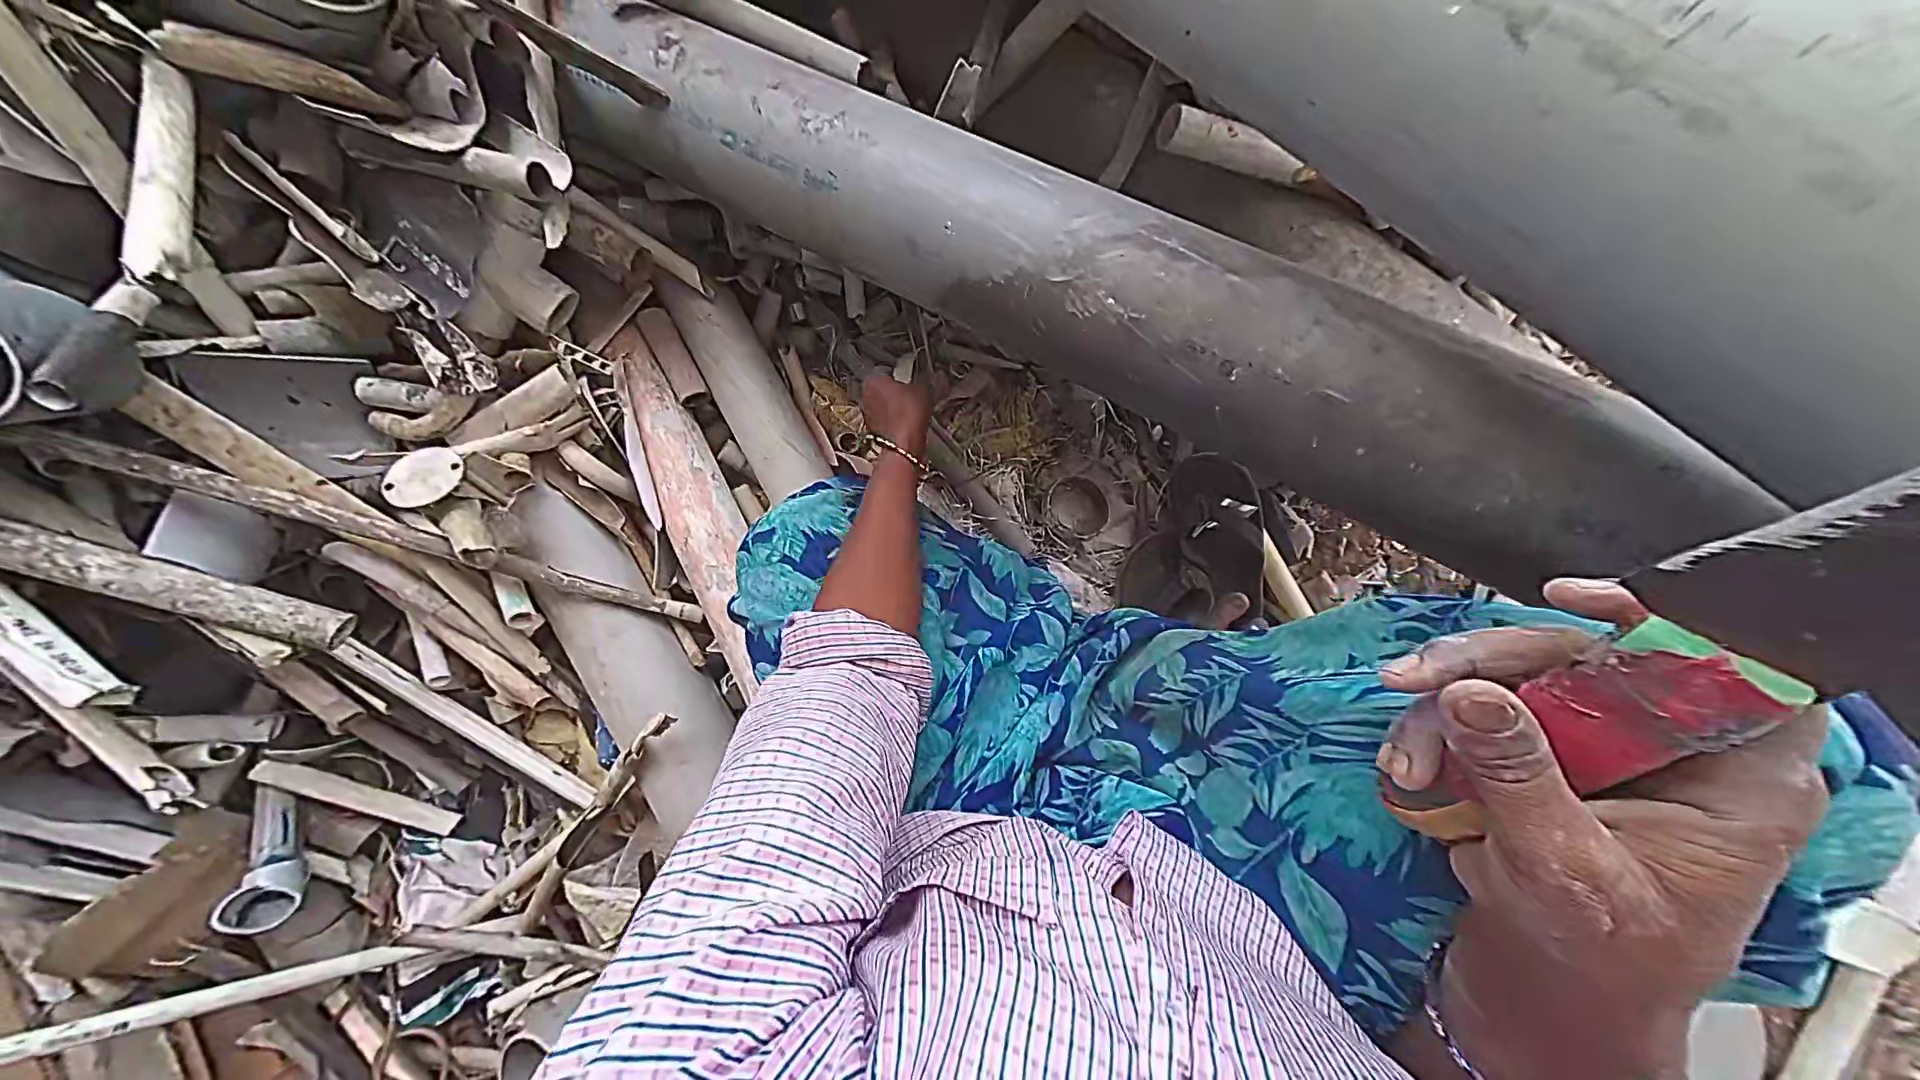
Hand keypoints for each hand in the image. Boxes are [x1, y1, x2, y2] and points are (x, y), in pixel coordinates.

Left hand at [860, 372, 932, 457]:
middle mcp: (865, 396)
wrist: (903, 447)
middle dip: (897, 390)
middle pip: (883, 387)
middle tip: (913, 392)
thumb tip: (932, 376)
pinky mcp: (874, 430)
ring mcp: (869, 414)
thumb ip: (924, 379)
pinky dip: (895, 419)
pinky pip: (887, 419)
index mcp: (872, 380)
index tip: (912, 377)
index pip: (887, 369)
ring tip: (913, 408)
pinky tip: (908, 422)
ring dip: (896, 405)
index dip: (902, 373)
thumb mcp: (923, 389)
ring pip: (884, 404)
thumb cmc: (907, 416)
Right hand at [1379, 580, 1827, 1079]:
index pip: (1725, 672)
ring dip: (1436, 713)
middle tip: (1413, 682)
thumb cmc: (1594, 948)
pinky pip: (1467, 711)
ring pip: (1505, 680)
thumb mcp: (1561, 868)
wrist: (1544, 979)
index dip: (1659, 620)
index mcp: (1724, 778)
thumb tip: (1467, 694)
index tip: (1565, 598)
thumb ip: (1518, 779)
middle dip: (1481, 665)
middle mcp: (1655, 745)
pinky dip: (1426, 733)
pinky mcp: (1525, 751)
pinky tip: (1406, 772)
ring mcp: (1583, 744)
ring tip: (1405, 768)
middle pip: (1575, 660)